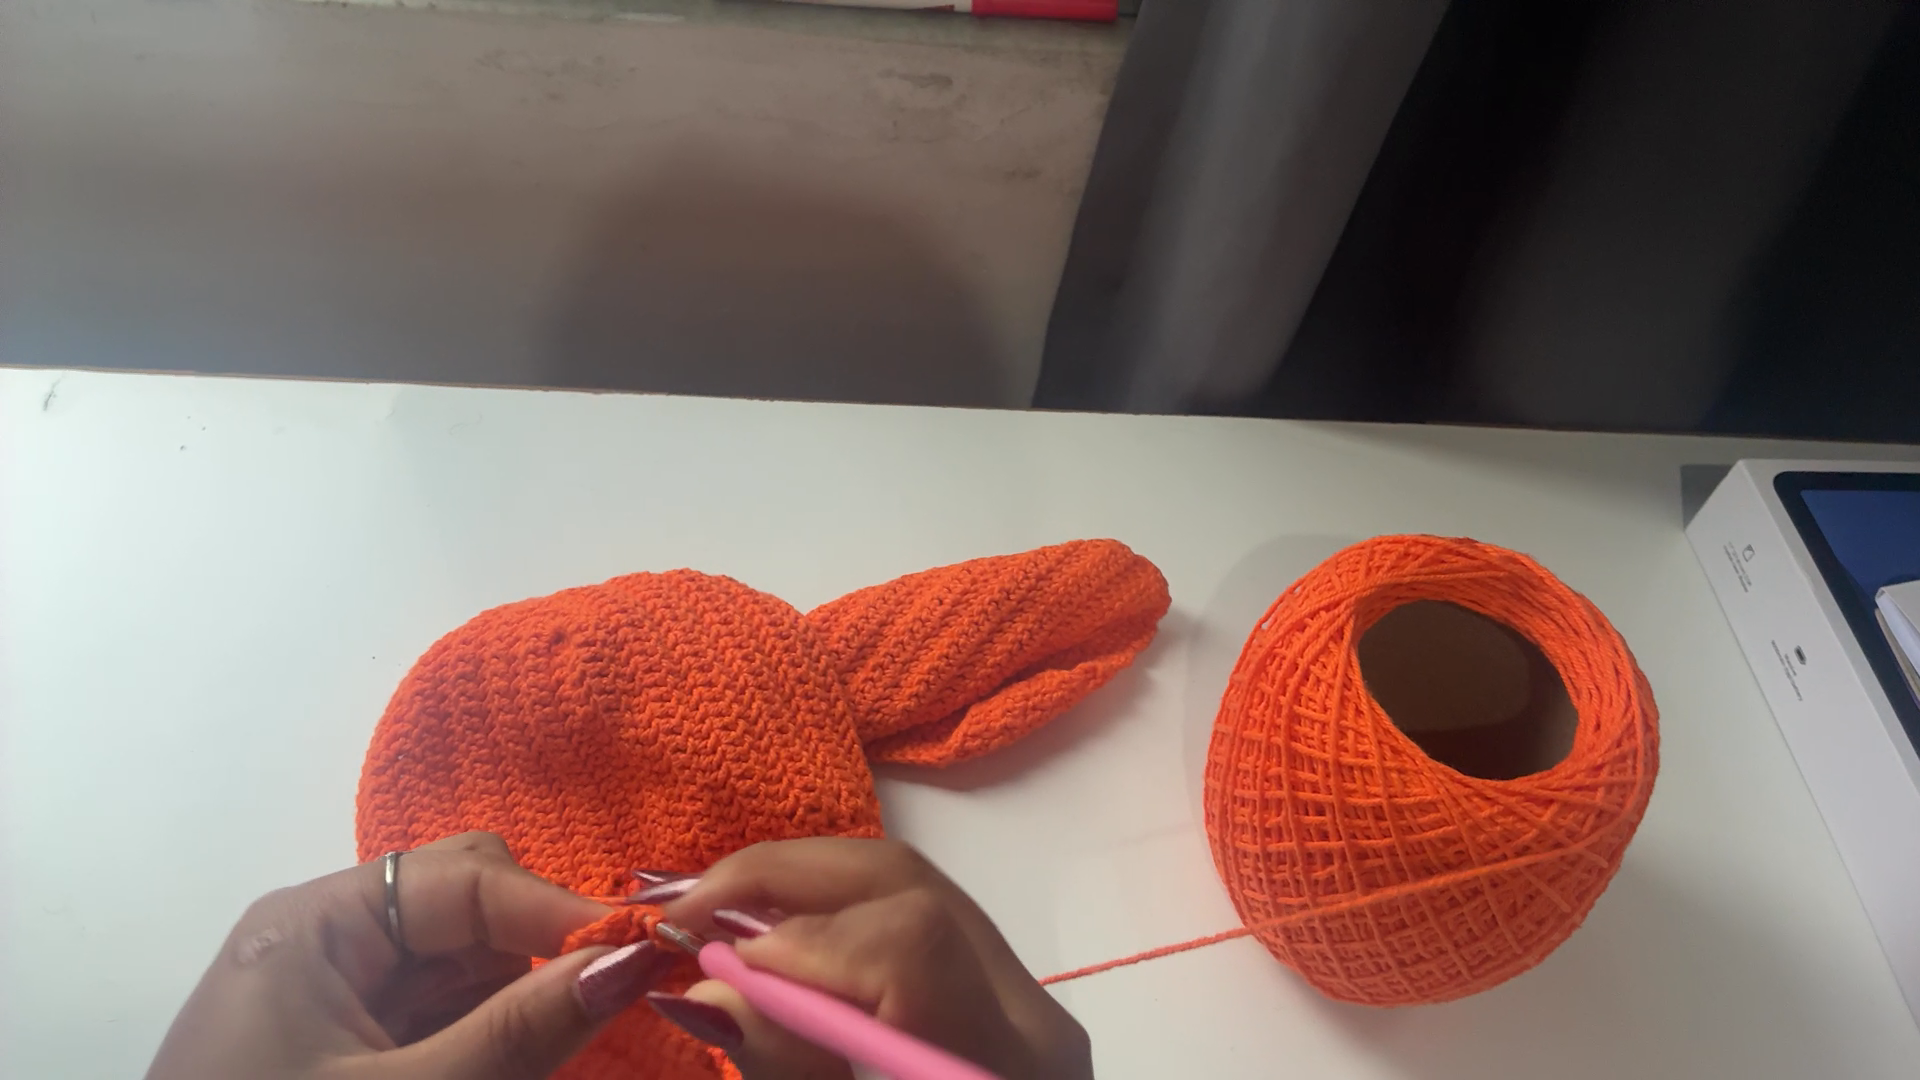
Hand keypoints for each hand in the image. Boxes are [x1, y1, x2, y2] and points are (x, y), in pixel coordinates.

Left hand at [146, 831, 674, 1079]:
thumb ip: (520, 1030)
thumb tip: (641, 956)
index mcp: (318, 921)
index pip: (473, 875)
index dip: (559, 909)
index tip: (639, 946)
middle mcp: (337, 932)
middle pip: (480, 901)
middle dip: (540, 947)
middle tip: (599, 995)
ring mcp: (351, 983)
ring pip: (480, 952)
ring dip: (524, 991)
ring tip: (534, 1049)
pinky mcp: (363, 1030)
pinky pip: (459, 998)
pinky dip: (497, 1022)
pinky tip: (501, 1061)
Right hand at [652, 838, 1092, 1079]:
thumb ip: (788, 1070)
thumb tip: (715, 984)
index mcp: (1004, 1067)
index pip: (912, 947)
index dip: (803, 945)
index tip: (714, 969)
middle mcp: (1028, 1010)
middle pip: (905, 880)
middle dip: (784, 876)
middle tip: (689, 905)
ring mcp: (1017, 988)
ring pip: (904, 881)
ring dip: (802, 884)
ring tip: (720, 911)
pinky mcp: (994, 983)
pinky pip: (905, 908)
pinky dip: (831, 908)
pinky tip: (779, 933)